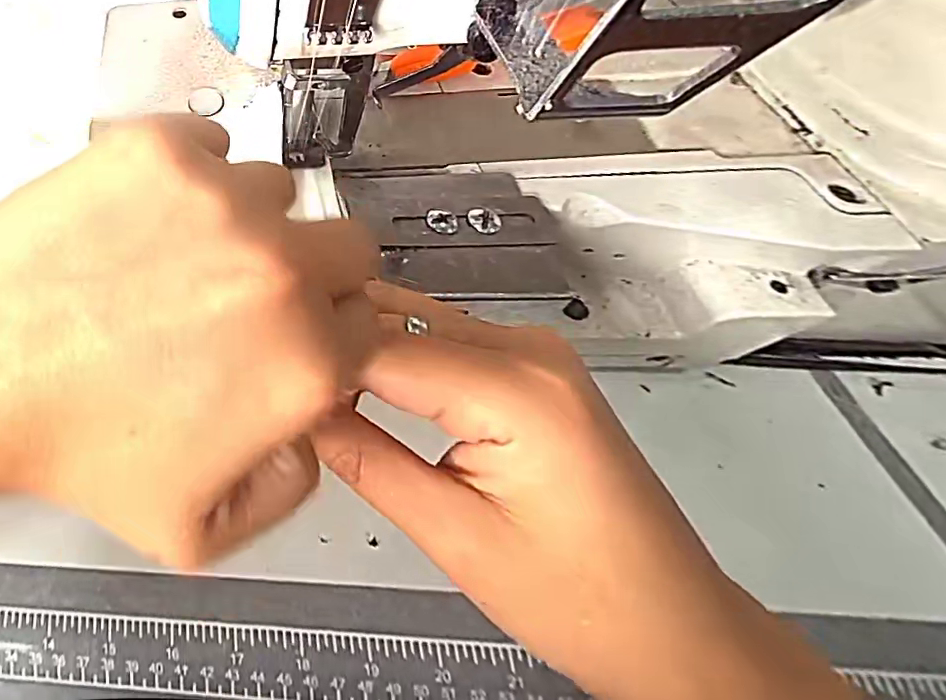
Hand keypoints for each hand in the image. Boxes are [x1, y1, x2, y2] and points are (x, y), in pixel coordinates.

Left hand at [0, 116, 378, 565]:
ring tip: (176, 252)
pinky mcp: (159, 149)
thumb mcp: (198, 525)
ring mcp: (218, 197)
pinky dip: (192, 173)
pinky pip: (210, 145)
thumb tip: (312, 421)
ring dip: (244, 219)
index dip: (329, 326)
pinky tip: (146, 214)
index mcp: (302, 359)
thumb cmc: (68, 445)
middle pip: (345, 244)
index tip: (297, 322)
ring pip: (274, 189)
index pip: (366, 320)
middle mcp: (276, 268)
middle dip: (311, 268)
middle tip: (246, 286)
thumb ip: (289, 484)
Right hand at [313, 285, 854, 699]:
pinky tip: (360, 382)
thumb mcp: (456, 539)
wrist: (677, 629)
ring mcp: (530, 349)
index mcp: (518, 389)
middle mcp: (527, 348)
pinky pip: (438, 337)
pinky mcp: (525, 363)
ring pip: (412, 318)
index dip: (316, 359)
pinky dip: (393, 354)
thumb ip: (368, 461)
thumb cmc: (588, 601)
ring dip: (358, 345)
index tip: (268, 381)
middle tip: (277, 378)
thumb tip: (301, 414)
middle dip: (331, 341)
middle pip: (396, 316)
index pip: (382, 344)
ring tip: (309, 383)